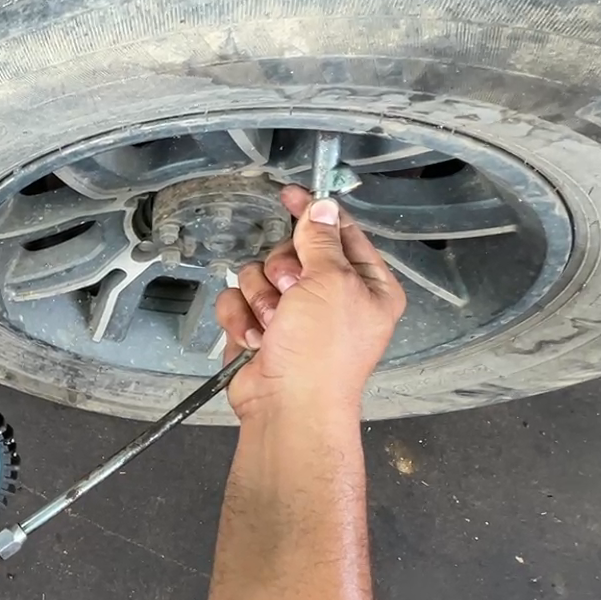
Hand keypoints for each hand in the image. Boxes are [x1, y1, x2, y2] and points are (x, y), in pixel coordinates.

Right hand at [215, 187, 406, 420]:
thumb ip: (322, 241)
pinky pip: (235, 301)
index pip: (338, 234)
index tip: (291, 195)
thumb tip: (322, 207)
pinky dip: (239, 319)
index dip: (314, 213)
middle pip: (289, 253)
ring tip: (272, 324)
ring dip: (259, 298)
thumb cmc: (322, 351)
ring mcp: (290, 314)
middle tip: (291, 291)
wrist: (286, 404)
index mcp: (365, 285)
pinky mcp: (256, 328)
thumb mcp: (331, 283)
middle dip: (281, 271)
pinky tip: (254, 338)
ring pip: (256, 276)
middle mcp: (328, 297)